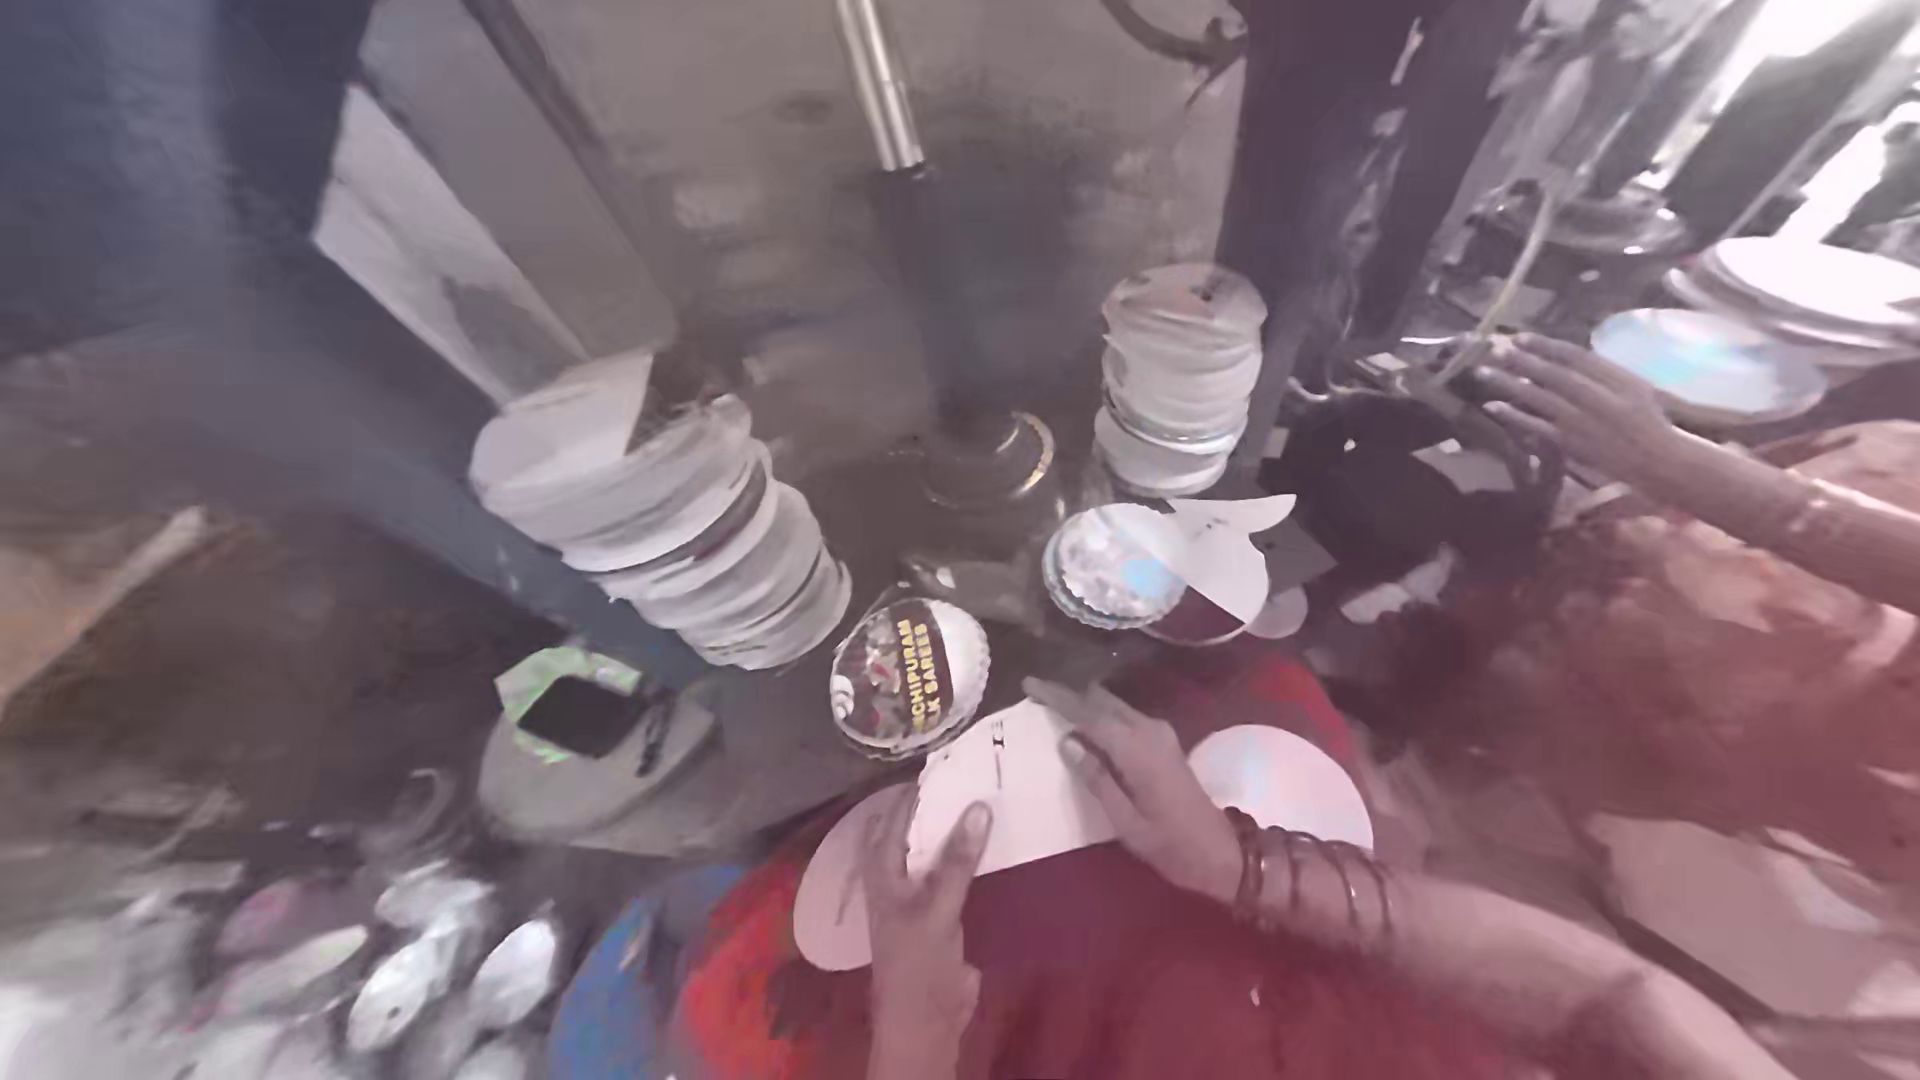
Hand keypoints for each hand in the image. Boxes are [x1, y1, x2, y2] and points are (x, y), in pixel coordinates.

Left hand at [861, 787, 991, 1079]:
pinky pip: (951, 872)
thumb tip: (979, 805)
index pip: (895, 817)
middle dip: (934, 806)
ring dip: (950, 828)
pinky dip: (964, 854)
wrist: (926, 1024)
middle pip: (913, 830)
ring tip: (976, 797)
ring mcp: (917, 894)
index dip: (914, 790)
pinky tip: (983, 841)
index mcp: (883, 871)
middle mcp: (896, 876)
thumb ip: (958, 859)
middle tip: (963, 775)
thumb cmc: (918, 962)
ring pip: (932, 849)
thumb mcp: (938, 907)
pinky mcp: (939, 912)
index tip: (941, 762)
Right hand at [1023, 677, 1240, 904]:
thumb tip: (1066, 741)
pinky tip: (1084, 726)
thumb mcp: (1126, 822)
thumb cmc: (1171, 844)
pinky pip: (1123, 716)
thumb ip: (1096, 779)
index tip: (1029, 683)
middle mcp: (1147, 729)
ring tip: (1053, 708)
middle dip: (1067, 694)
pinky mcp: (1162, 739)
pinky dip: (1099, 715)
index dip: (1056, 696)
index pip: (1088, 712)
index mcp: (1136, 748)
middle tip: (1036, 696)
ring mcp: (1158, 731)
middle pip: (1100, 699)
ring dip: (1084, 703)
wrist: (1223, 853)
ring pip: (1112, 704)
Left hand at [1475, 333, 1692, 488]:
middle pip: (1556, 375)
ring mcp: (1582, 421)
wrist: (1655, 459)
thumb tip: (1555, 360)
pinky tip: (1490, 406)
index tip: (1519, 337)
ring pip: (1540, 398)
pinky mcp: (1567, 442)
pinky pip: (1534, 425)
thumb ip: (1599, 374)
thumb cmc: (1642, 419)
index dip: (1547, 346)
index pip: (1579, 358)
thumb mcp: (1632, 389)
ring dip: (1509, 384)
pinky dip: (1512, 415)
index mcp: (1622, 380)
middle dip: (1523, 360)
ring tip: (1481, 372)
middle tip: (1493, 350)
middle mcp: (1602, 398)